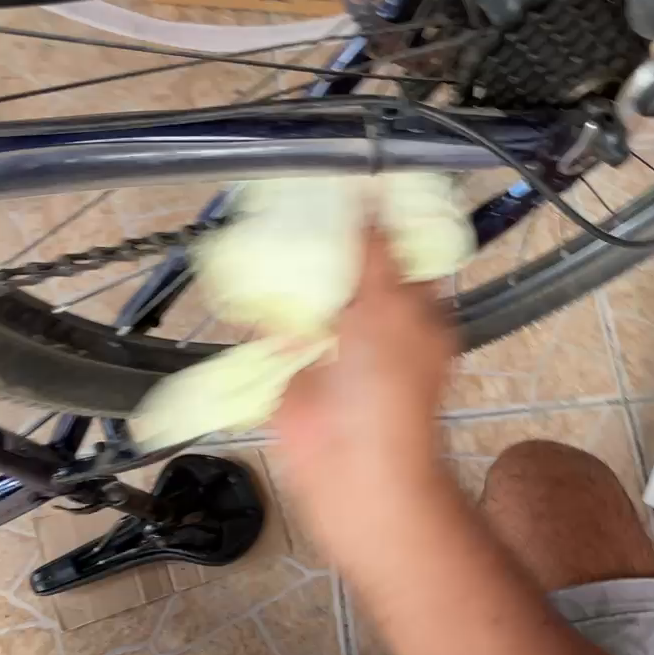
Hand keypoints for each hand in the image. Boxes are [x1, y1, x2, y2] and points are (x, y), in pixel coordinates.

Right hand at [271, 226, 459, 565]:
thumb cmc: (392, 396)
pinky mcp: (291, 371)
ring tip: (263, 222)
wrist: (357, 473)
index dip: (372, 219)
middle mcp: (372, 324)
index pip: (393, 251)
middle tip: (292, 198)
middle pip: (341, 268)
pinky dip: (255, 309)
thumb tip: (367, 202)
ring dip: (284, 270)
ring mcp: (330, 347)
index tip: (344, 180)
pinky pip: (270, 331)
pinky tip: (242, 275)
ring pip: (303, 295)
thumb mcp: (392, 308)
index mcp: (411, 309)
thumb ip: (375, 255)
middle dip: (318, 240)